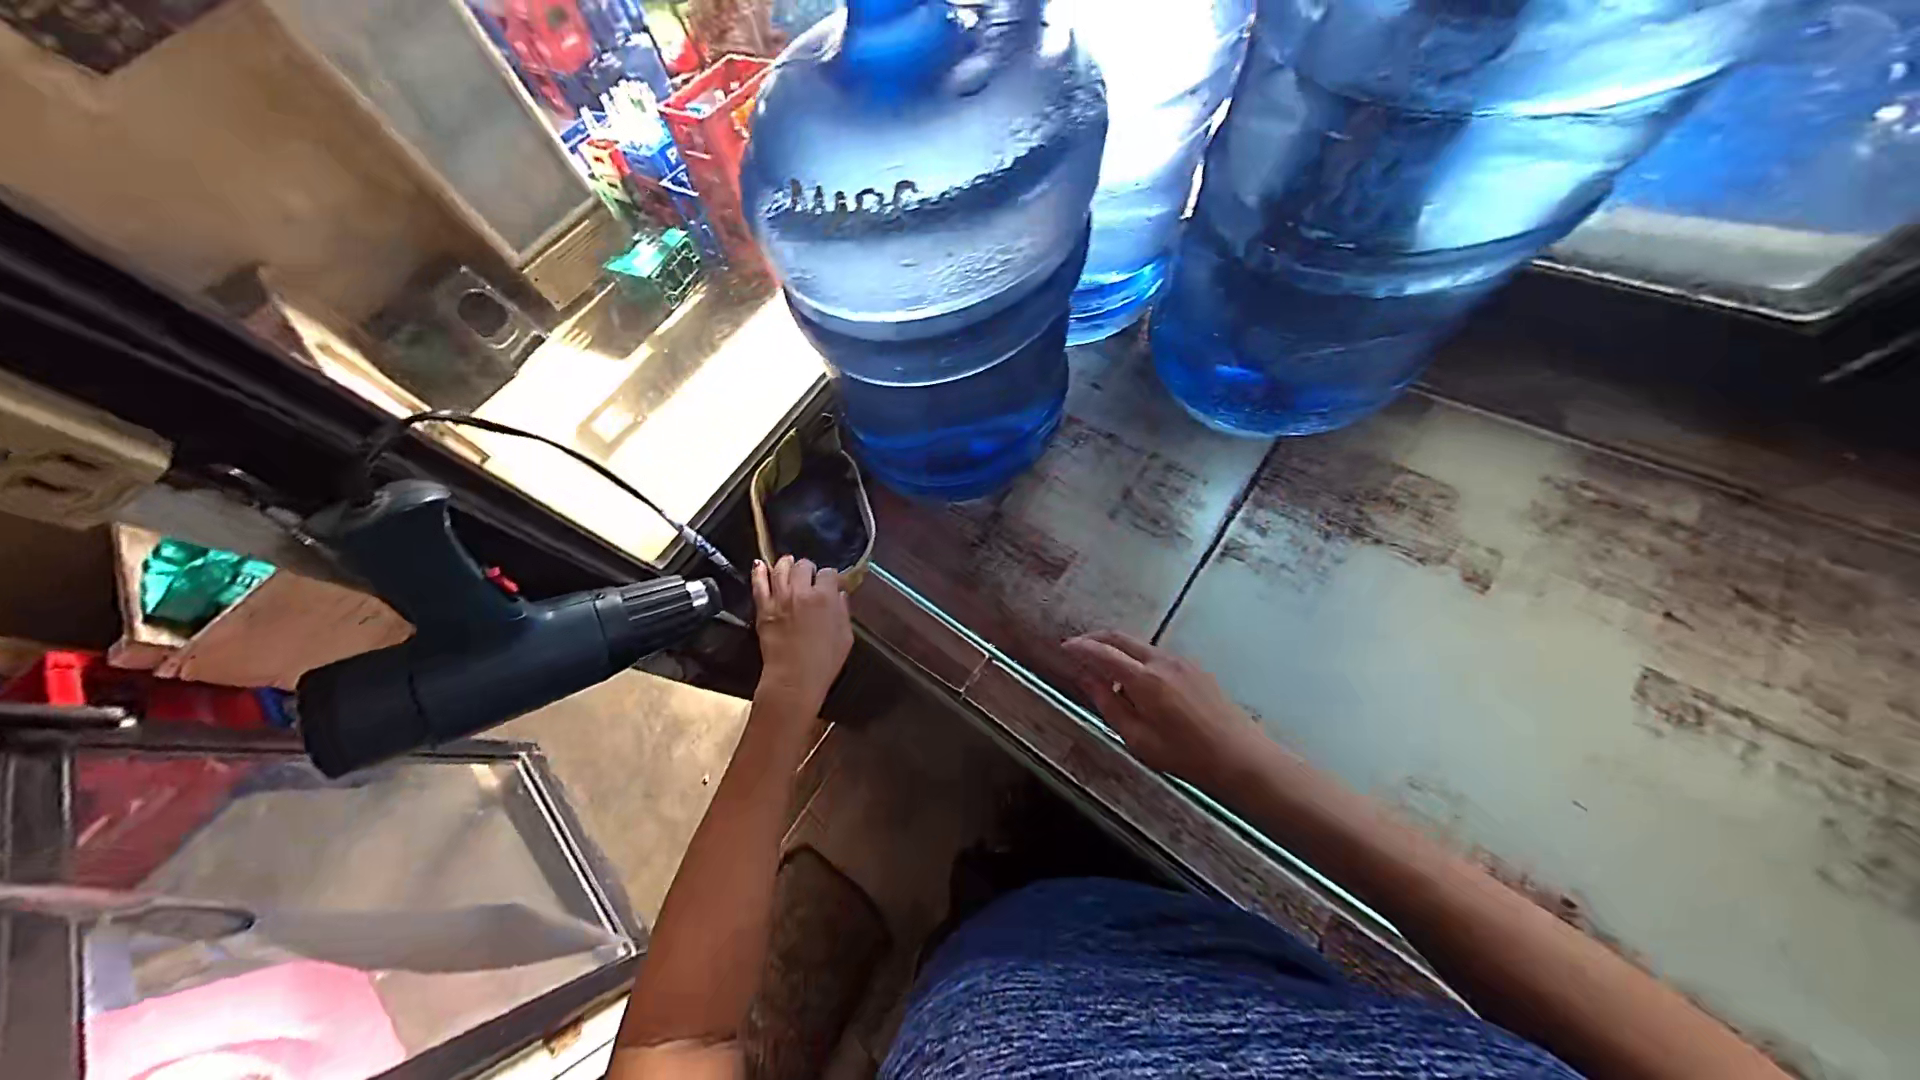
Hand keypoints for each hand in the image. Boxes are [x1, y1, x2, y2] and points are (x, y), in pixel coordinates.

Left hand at [752, 555, 852, 714]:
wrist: (794, 679)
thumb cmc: (824, 662)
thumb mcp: (845, 636)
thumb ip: (843, 611)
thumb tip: (839, 596)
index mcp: (825, 597)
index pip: (828, 573)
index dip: (831, 577)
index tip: (831, 583)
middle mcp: (801, 592)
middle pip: (803, 566)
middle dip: (809, 569)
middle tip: (810, 576)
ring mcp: (780, 599)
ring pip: (781, 568)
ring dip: (786, 564)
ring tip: (789, 563)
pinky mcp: (763, 608)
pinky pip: (759, 583)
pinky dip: (759, 571)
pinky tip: (760, 564)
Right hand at [1062, 630, 1276, 790]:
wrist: (1241, 758)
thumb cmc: (1186, 756)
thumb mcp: (1137, 738)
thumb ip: (1108, 704)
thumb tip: (1087, 679)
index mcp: (1145, 680)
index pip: (1103, 652)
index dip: (1080, 647)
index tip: (1065, 647)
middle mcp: (1162, 662)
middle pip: (1120, 638)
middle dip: (1095, 639)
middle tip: (1078, 649)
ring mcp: (1182, 662)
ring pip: (1139, 646)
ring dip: (1117, 650)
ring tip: (1104, 670)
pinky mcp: (1195, 668)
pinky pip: (1157, 656)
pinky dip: (1137, 659)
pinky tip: (1137, 682)